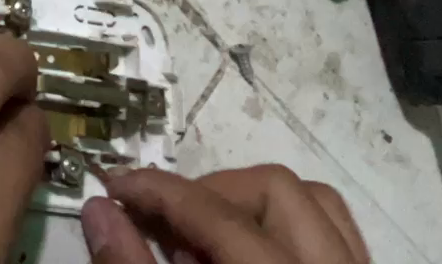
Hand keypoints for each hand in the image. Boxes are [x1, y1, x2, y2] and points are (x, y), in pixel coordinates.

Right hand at [82, 166, 368, 263]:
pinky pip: (342, 239)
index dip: (157, 190)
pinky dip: (292, 231)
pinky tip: (252, 255)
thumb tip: (99, 208)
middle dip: (211, 195)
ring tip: (207, 242)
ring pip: (319, 205)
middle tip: (167, 230)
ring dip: (254, 206)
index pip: (216, 214)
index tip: (113, 186)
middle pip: (277, 189)